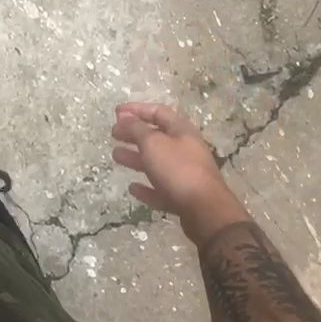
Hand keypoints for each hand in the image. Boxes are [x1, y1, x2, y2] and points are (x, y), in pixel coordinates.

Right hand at [111, 102, 248, 243]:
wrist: (206, 212)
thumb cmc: (178, 169)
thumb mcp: (152, 142)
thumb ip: (136, 128)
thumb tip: (124, 117)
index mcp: (182, 132)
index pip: (158, 112)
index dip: (136, 109)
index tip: (116, 113)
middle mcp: (185, 150)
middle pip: (156, 137)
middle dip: (133, 134)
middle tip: (114, 134)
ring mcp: (185, 175)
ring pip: (156, 163)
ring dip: (136, 158)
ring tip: (116, 156)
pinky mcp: (183, 198)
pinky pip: (160, 188)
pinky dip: (146, 187)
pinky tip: (133, 188)